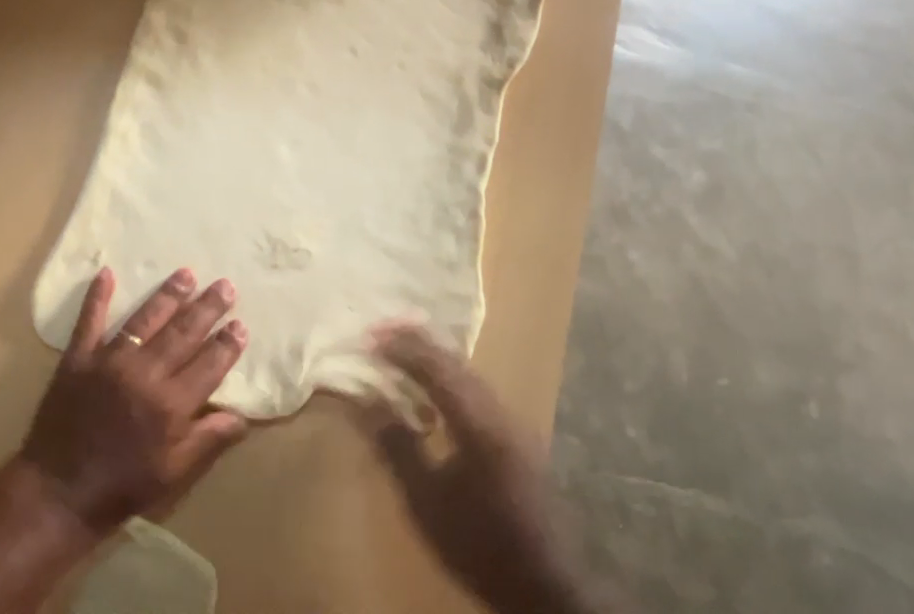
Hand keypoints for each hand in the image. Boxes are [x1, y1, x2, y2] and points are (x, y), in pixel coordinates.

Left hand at [18, 267, 248, 531]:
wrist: (61, 490)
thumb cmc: (124, 486)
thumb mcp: (175, 472)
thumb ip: (209, 439)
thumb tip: (242, 415)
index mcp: (171, 404)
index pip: (208, 364)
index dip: (227, 344)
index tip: (240, 323)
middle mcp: (144, 374)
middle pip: (183, 333)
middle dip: (207, 308)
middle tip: (225, 285)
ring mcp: (109, 362)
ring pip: (145, 320)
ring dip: (167, 295)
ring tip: (186, 274)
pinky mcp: (78, 359)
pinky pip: (89, 321)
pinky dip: (97, 297)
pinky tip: (106, 273)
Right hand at [364, 324, 595, 613]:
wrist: (545, 584)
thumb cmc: (479, 543)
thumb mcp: (426, 500)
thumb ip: (398, 446)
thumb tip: (369, 402)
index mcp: (478, 423)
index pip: (436, 368)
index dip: (401, 348)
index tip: (368, 336)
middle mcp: (500, 413)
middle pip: (456, 363)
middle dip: (418, 342)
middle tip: (381, 329)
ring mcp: (514, 426)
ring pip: (469, 375)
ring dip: (434, 358)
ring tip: (401, 349)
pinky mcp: (517, 440)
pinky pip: (476, 391)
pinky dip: (448, 378)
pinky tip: (432, 390)